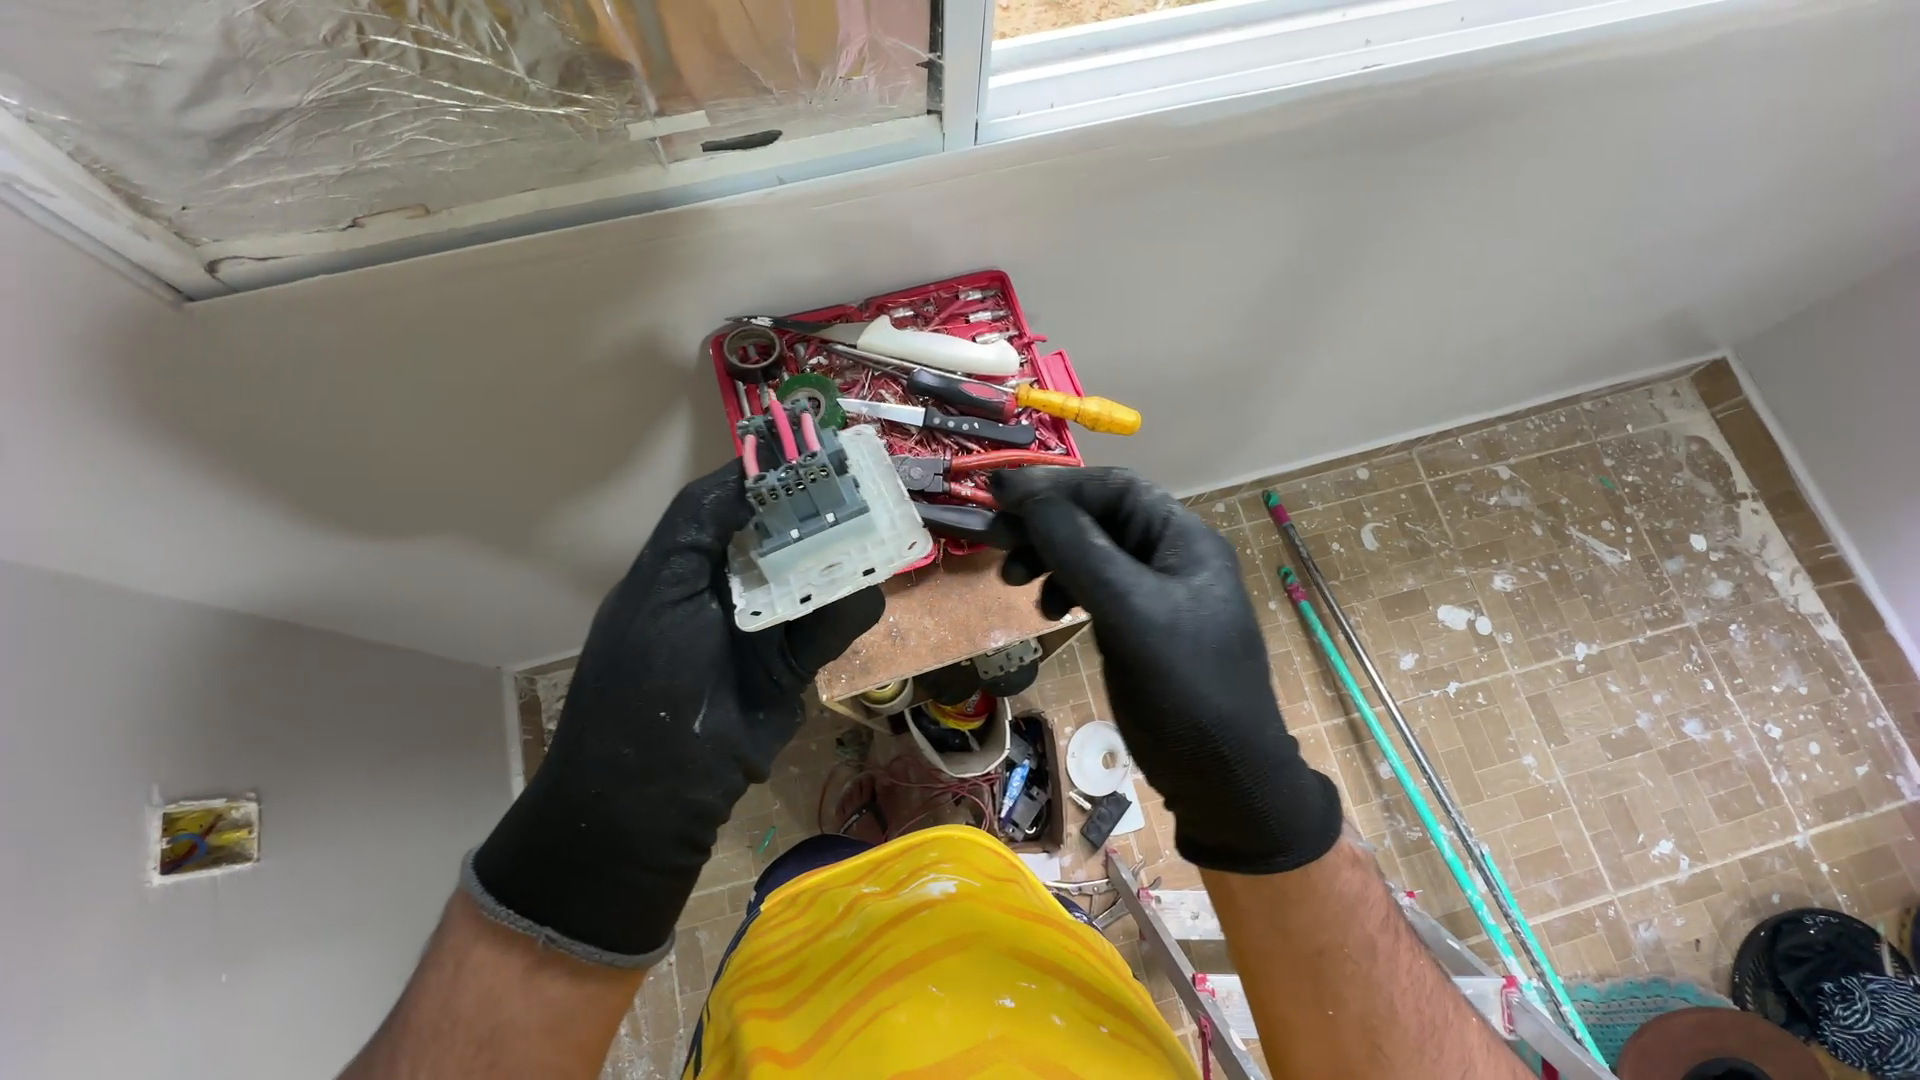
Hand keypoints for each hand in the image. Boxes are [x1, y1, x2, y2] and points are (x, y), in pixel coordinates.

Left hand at [467, 460, 883, 963]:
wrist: (655, 787)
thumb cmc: (645, 673)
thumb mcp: (660, 586)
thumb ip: (702, 523)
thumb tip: (747, 467)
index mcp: (690, 564)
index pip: (735, 505)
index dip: (771, 476)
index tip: (812, 446)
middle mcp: (729, 589)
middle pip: (783, 537)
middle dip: (818, 511)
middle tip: (861, 484)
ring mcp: (765, 629)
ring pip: (815, 578)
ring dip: (841, 555)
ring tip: (875, 527)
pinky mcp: (796, 667)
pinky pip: (832, 626)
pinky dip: (850, 607)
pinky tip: (864, 588)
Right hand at [991, 466, 1341, 874]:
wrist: (1224, 776)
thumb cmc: (1184, 688)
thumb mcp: (1130, 612)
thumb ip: (1079, 550)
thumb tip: (1025, 497)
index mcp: (1182, 538)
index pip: (1111, 489)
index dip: (1052, 485)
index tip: (997, 494)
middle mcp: (1170, 556)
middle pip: (1096, 518)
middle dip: (1044, 524)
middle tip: (994, 540)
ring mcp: (1155, 593)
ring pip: (1090, 554)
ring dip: (1048, 558)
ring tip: (1013, 581)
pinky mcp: (1139, 627)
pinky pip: (1093, 589)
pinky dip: (1064, 591)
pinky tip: (1048, 610)